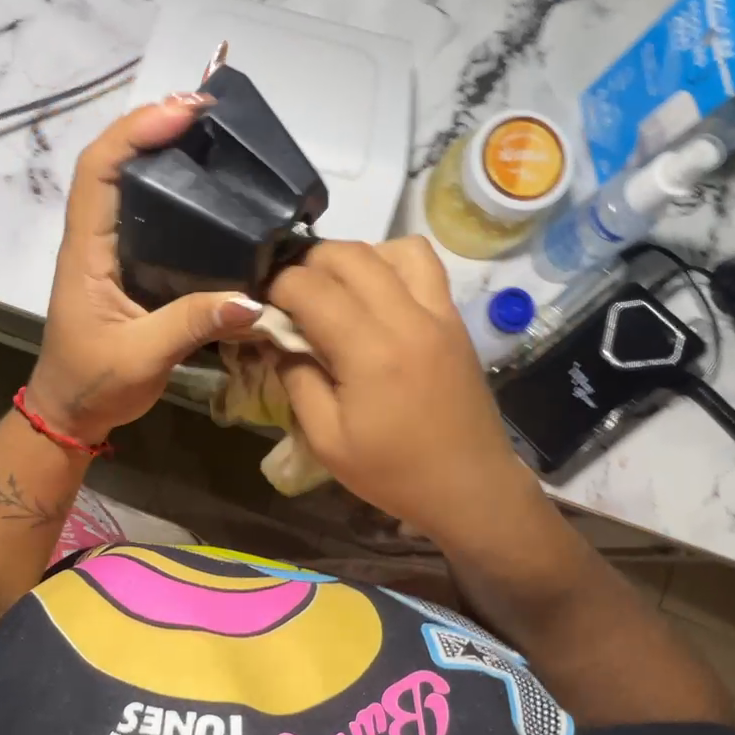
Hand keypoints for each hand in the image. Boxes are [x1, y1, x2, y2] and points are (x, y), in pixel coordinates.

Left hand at [27, 95, 264, 444]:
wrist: (72, 414)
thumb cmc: (94, 384)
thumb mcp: (142, 357)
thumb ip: (193, 325)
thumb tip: (255, 302)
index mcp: (86, 253)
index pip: (97, 172)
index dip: (135, 132)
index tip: (184, 113)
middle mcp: (96, 242)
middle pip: (115, 166)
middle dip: (156, 130)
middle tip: (211, 117)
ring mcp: (113, 255)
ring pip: (133, 189)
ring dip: (168, 158)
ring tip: (217, 145)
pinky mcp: (131, 271)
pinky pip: (152, 221)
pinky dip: (180, 199)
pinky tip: (215, 199)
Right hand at [269, 238, 550, 539]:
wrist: (468, 486)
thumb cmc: (392, 472)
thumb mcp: (326, 441)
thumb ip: (297, 381)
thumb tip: (280, 340)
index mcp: (368, 351)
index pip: (310, 287)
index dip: (278, 290)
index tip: (266, 310)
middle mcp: (406, 318)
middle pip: (348, 254)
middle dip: (309, 266)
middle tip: (294, 301)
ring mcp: (438, 313)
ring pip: (392, 248)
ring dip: (355, 259)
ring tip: (337, 293)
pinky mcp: (455, 319)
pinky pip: (424, 265)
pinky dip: (392, 265)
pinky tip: (376, 298)